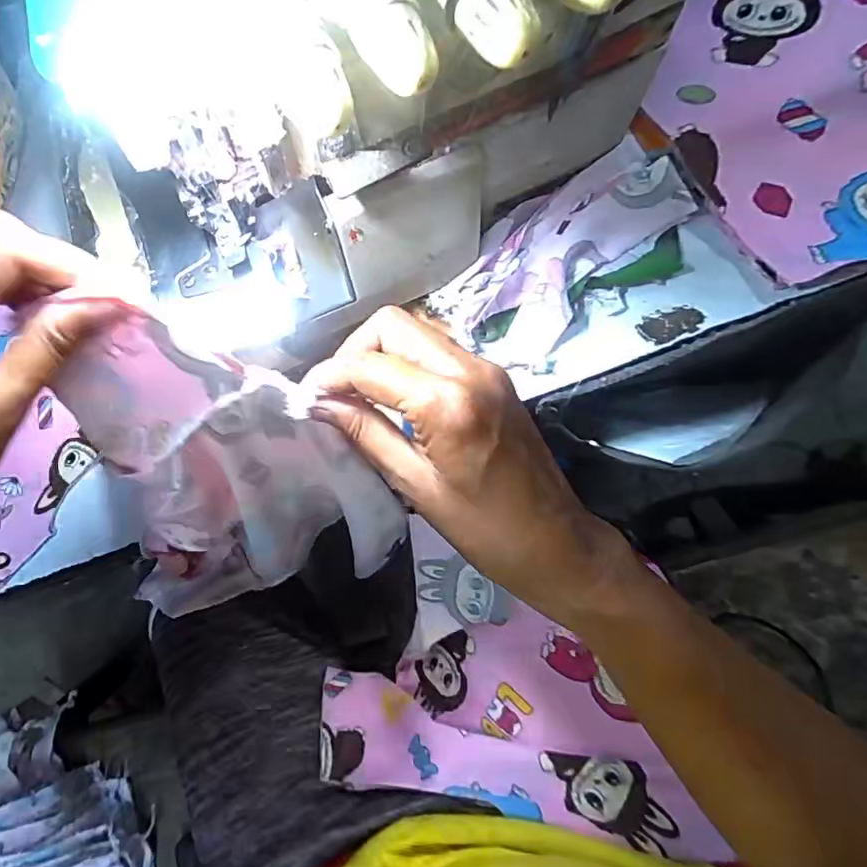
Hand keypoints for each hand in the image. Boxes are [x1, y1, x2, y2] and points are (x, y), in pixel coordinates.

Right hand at [304, 307, 639, 625]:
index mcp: (447, 403)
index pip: (368, 365)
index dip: (328, 376)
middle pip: (391, 324)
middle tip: (337, 392)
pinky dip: (404, 359)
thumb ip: (364, 433)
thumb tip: (319, 404)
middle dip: (353, 351)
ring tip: (361, 393)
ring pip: (414, 328)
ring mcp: (485, 367)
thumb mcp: (414, 484)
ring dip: (379, 352)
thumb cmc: (483, 528)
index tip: (307, 397)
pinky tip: (394, 395)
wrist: (558, 541)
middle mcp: (469, 369)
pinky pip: (435, 346)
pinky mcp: (492, 374)